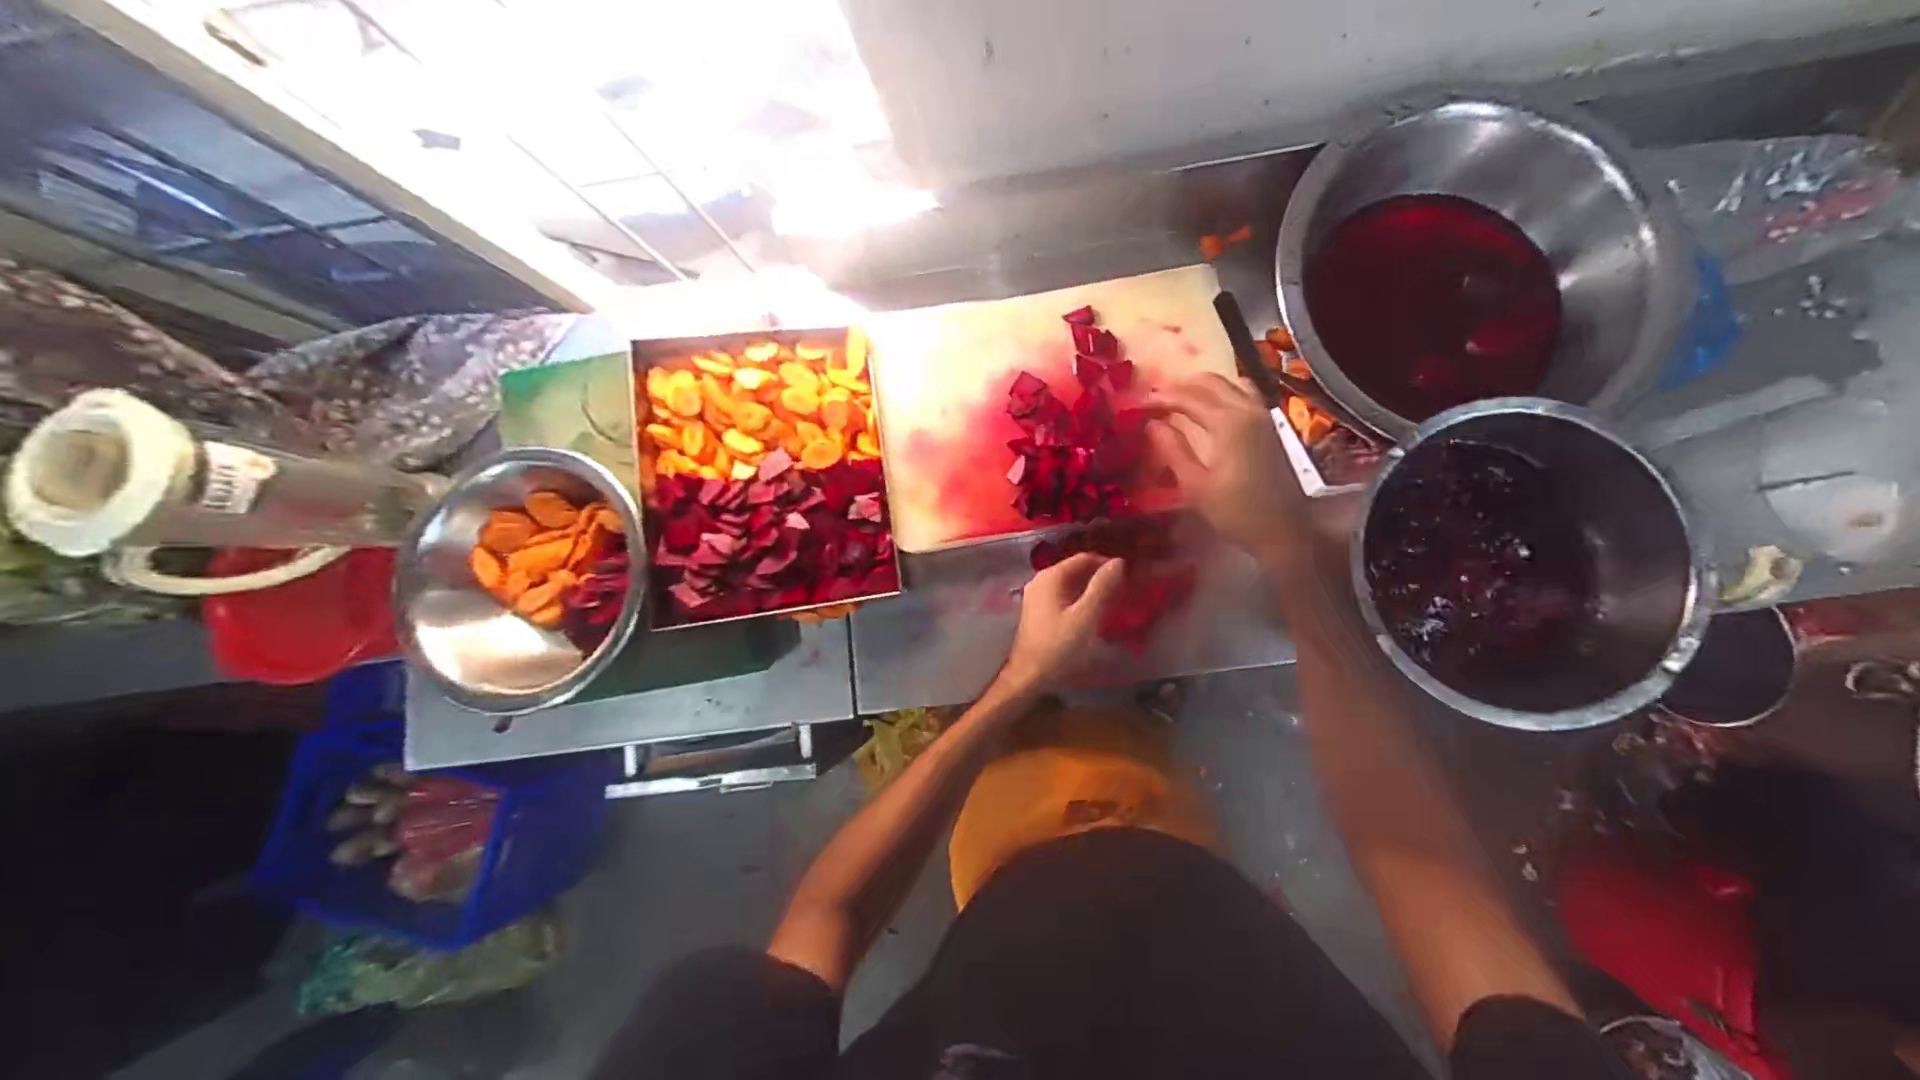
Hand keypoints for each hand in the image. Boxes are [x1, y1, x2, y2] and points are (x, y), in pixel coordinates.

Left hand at [1001, 553, 1127, 692]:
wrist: (1030, 674)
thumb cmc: (1060, 646)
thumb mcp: (1086, 617)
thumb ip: (1102, 587)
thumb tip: (1118, 562)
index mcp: (1051, 577)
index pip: (1084, 558)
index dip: (1107, 564)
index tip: (1127, 576)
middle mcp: (1040, 580)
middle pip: (1075, 569)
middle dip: (1099, 576)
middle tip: (1122, 589)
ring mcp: (1036, 595)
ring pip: (1069, 583)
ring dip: (1090, 588)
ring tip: (1111, 601)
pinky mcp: (1037, 610)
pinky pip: (1063, 595)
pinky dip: (1079, 598)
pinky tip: (1091, 612)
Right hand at [1147, 373, 1305, 559]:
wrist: (1283, 529)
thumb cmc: (1235, 512)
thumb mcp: (1195, 486)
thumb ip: (1173, 450)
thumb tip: (1152, 424)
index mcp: (1228, 423)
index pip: (1187, 398)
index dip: (1159, 398)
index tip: (1136, 403)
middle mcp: (1247, 410)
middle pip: (1209, 382)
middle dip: (1178, 387)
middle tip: (1153, 400)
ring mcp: (1262, 415)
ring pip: (1228, 383)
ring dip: (1200, 386)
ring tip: (1177, 400)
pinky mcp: (1269, 424)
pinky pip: (1242, 392)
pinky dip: (1221, 391)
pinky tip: (1208, 407)